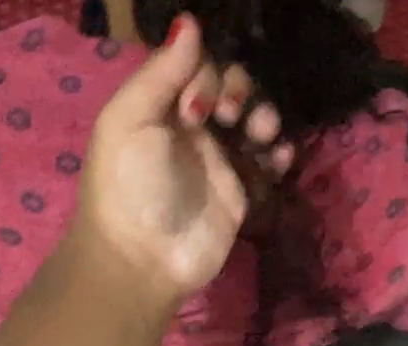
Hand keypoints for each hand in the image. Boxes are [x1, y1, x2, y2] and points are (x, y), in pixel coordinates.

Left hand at [73, 14, 294, 305]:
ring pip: (253, 123)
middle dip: (239, 91)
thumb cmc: (128, 186)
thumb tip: (191, 22)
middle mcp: (191, 129)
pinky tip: (279, 154)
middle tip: (230, 116)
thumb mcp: (129, 120)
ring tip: (260, 132)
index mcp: (160, 107)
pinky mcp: (240, 195)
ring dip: (263, 116)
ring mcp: (218, 163)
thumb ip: (160, 72)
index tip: (195, 107)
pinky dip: (278, 153)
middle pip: (231, 89)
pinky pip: (266, 164)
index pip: (197, 68)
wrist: (143, 259)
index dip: (206, 76)